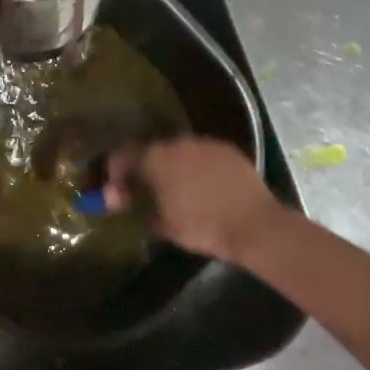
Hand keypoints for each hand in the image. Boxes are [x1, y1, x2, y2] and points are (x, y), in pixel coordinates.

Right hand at [105, 136, 283, 260]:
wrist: (255, 224)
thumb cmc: (202, 226)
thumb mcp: (162, 224)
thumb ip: (136, 207)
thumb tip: (120, 202)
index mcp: (156, 158)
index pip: (121, 156)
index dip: (114, 174)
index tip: (115, 193)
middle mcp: (178, 143)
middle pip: (150, 151)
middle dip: (143, 169)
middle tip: (142, 192)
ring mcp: (206, 144)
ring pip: (178, 152)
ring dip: (170, 167)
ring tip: (173, 190)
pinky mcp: (228, 150)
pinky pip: (202, 156)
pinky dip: (195, 168)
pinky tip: (200, 187)